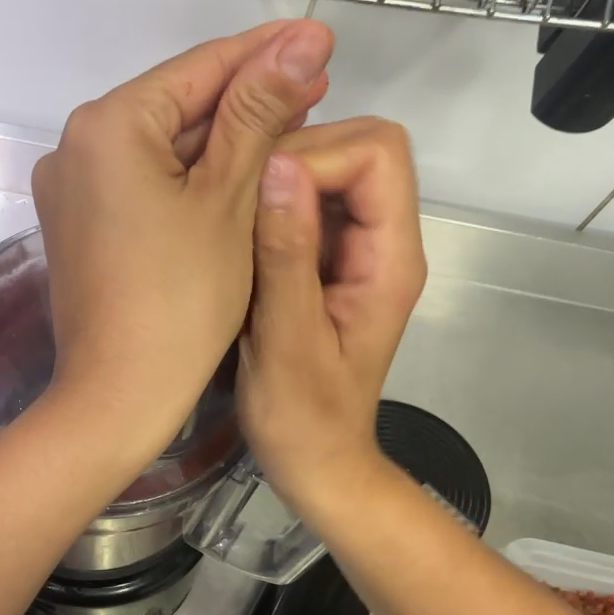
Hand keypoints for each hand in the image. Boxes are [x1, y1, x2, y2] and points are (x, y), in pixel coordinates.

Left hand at [30, 20, 334, 460]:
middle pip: (175, 106)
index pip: (199, 69)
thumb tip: (304, 39)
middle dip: (246, 98)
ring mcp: (70, 190)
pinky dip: (188, 176)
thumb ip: (260, 112)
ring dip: (222, 137)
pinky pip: (141, 183)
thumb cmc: (180, 301)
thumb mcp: (229, 199)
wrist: (118, 396)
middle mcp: (74, 147)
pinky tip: (239, 169)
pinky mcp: (79, 225)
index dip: (266, 54)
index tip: (323, 42)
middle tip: (318, 84)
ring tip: (294, 118)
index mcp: (106, 126)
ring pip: (159, 146)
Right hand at [237, 119, 426, 514]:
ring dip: (275, 182)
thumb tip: (277, 165)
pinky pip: (303, 209)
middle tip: (232, 194)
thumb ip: (286, 254)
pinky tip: (230, 234)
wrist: (314, 463)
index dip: (318, 155)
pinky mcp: (323, 265)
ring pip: (327, 175)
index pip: (377, 155)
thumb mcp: (286, 340)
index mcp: (389, 260)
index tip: (256, 190)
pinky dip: (266, 208)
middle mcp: (380, 244)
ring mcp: (352, 253)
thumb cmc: (302, 418)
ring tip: (224, 210)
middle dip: (293, 157)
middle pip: (356, 151)